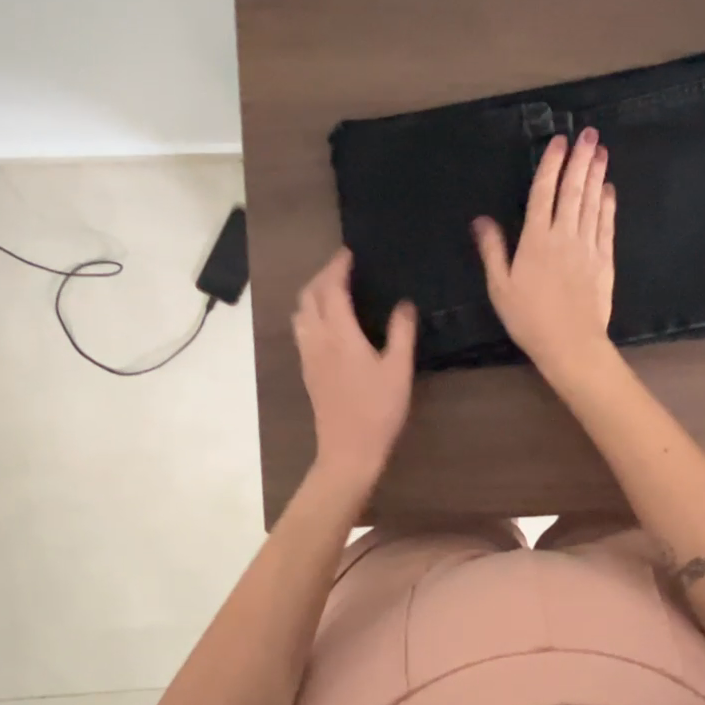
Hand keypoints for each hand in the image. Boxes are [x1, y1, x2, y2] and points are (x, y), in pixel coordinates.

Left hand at [293, 248, 416, 484]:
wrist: (348, 450)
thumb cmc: (378, 410)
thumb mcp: (399, 370)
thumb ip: (401, 333)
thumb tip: (404, 304)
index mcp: (340, 334)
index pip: (332, 289)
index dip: (338, 267)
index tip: (349, 253)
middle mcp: (317, 339)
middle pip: (309, 296)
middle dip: (322, 275)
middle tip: (342, 267)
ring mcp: (308, 355)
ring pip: (301, 312)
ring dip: (313, 293)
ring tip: (333, 289)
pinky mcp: (308, 370)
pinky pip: (301, 329)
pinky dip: (310, 312)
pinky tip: (327, 321)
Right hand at [472, 127, 616, 376]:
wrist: (571, 344)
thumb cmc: (529, 318)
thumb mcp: (500, 287)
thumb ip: (493, 250)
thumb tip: (481, 220)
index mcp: (536, 239)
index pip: (543, 193)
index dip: (551, 165)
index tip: (560, 142)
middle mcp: (564, 235)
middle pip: (573, 190)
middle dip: (581, 160)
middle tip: (590, 134)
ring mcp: (588, 246)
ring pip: (592, 203)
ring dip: (596, 175)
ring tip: (601, 152)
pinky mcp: (604, 260)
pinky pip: (606, 225)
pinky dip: (608, 205)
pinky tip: (609, 189)